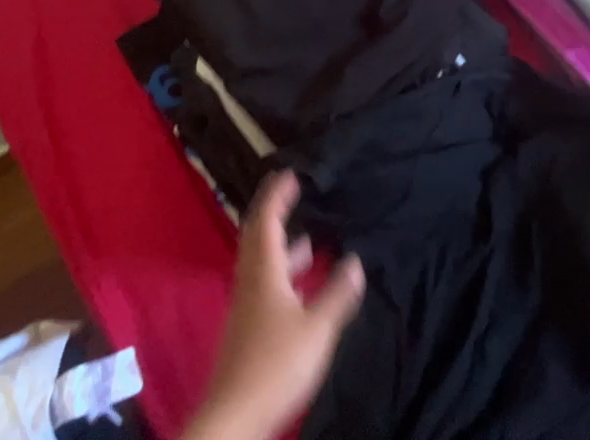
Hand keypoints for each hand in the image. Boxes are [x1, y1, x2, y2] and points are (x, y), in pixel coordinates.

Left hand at [184, 170, 365, 439]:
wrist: (235, 416)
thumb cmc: (276, 363)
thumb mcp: (316, 327)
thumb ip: (337, 294)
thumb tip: (354, 261)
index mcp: (264, 273)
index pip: (266, 222)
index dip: (277, 196)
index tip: (290, 173)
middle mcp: (251, 282)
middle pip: (258, 239)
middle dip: (276, 214)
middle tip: (295, 195)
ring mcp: (248, 306)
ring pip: (263, 263)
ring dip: (283, 245)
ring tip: (310, 237)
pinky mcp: (250, 328)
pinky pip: (267, 284)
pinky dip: (285, 272)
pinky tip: (304, 285)